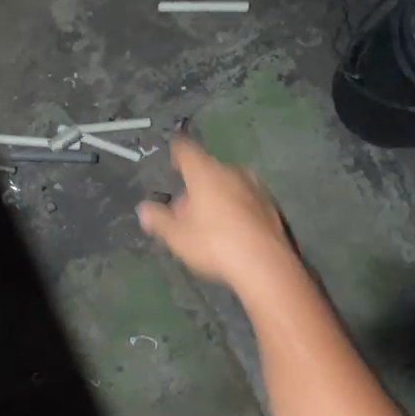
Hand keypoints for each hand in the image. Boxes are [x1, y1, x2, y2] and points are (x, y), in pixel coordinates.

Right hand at [137, 136, 301, 297]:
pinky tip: (229, 229)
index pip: (186, 150)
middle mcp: (231, 171)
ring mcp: (254, 186)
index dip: (176, 153)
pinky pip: (244, 197)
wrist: (264, 264)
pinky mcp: (270, 203)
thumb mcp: (176, 236)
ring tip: (206, 221)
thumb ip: (158, 219)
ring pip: (227, 183)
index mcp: (205, 173)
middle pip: (207, 169)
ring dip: (215, 195)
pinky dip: (233, 206)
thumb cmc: (214, 244)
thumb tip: (144, 209)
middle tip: (183, 209)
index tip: (171, 164)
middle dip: (194, 185)